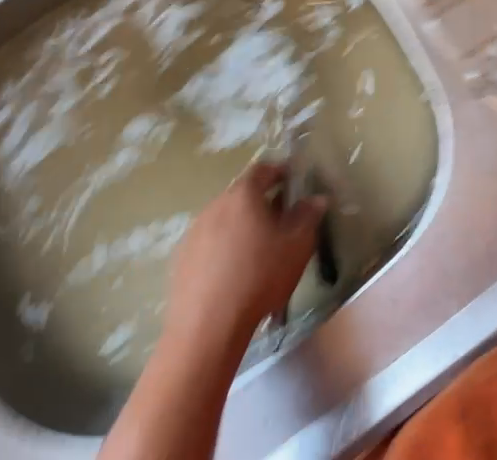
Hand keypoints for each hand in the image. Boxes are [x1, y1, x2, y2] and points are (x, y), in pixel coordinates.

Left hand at [165, 163, 325, 343]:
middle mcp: (214, 207)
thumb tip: (315, 199)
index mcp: (243, 196)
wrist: (207, 326)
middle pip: (241, 195)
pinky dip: (224, 247)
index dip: (280, 171)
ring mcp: (193, 233)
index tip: (294, 181)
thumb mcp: (297, 245)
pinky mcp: (181, 259)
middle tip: (282, 221)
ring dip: (242, 226)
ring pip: (224, 219)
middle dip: (262, 202)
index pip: (262, 169)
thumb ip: (308, 216)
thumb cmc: (260, 277)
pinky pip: (209, 242)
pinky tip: (235, 272)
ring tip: (259, 250)